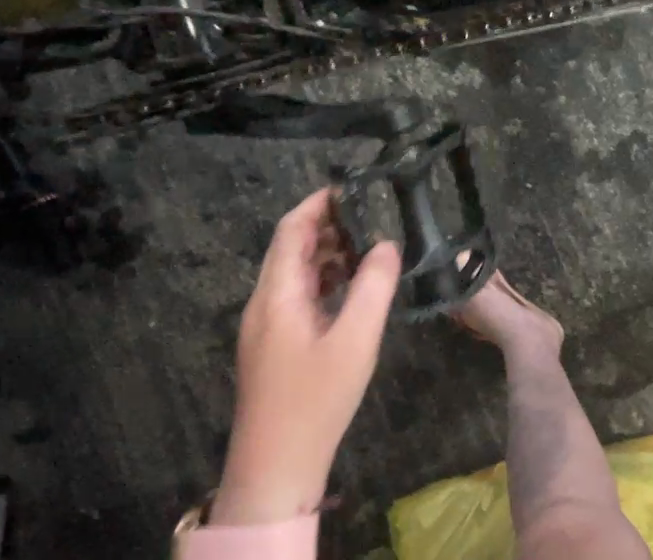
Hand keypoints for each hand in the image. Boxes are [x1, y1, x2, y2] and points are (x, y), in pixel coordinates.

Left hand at [210, 188, 401, 525]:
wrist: (275, 467)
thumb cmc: (315, 399)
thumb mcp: (355, 339)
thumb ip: (373, 286)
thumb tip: (387, 244)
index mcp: (276, 295)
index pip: (291, 230)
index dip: (319, 203)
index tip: (356, 186)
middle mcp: (265, 304)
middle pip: (291, 248)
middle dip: (330, 225)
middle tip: (375, 213)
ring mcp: (268, 327)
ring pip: (296, 274)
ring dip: (330, 254)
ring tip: (373, 245)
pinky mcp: (276, 346)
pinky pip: (299, 296)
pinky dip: (326, 280)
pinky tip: (356, 287)